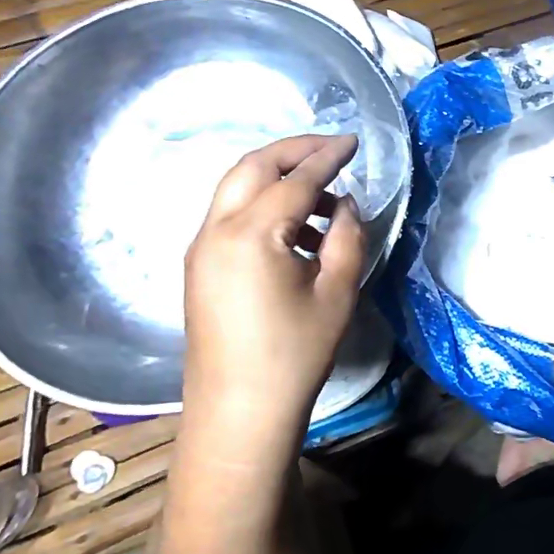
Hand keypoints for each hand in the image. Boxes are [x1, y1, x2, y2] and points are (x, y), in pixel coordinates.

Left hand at [182, 134, 366, 437]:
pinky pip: (230, 214)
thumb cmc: (294, 355)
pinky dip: (263, 204)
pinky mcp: (199, 266)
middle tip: (333, 150)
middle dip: (295, 150)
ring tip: (325, 202)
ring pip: (237, 187)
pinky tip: (297, 231)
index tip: (353, 141)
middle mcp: (216, 230)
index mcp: (250, 234)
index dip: (328, 156)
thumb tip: (345, 204)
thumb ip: (347, 237)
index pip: (295, 180)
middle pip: (253, 166)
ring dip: (278, 179)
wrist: (239, 412)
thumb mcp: (337, 292)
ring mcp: (201, 247)